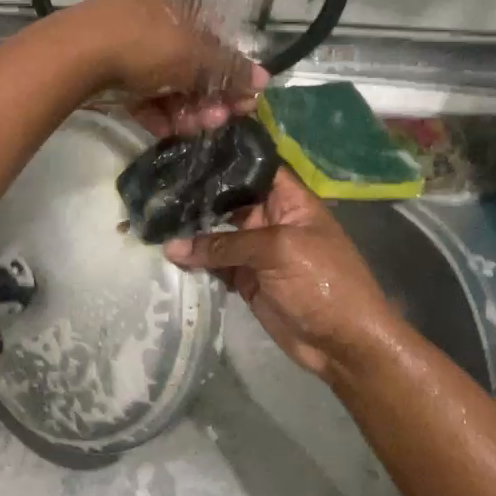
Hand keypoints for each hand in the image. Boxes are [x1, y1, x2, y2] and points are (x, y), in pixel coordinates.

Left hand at [55, 0, 268, 132]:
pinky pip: (135, 94)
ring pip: (161, 82)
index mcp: (169, 3)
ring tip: (192, 130)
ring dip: (183, 108)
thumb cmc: (142, 46)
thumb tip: (263, 80)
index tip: (242, 100)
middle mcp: (144, 20)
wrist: (72, 58)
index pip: (210, 37)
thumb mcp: (193, 56)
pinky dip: (153, 112)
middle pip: (185, 63)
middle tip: (218, 121)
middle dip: (206, 96)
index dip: (229, 70)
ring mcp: (118, 48)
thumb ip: (229, 70)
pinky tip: (165, 132)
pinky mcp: (99, 75)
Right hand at [161, 170, 410, 381]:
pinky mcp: (244, 279)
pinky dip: (192, 261)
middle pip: (228, 201)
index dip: (226, 158)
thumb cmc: (323, 284)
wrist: (343, 344)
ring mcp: (256, 252)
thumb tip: (171, 247)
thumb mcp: (277, 251)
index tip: (185, 151)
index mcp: (290, 203)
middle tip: (157, 187)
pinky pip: (213, 264)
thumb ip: (224, 244)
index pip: (255, 169)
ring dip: (189, 231)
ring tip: (151, 219)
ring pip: (216, 234)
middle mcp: (271, 221)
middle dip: (197, 196)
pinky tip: (165, 252)